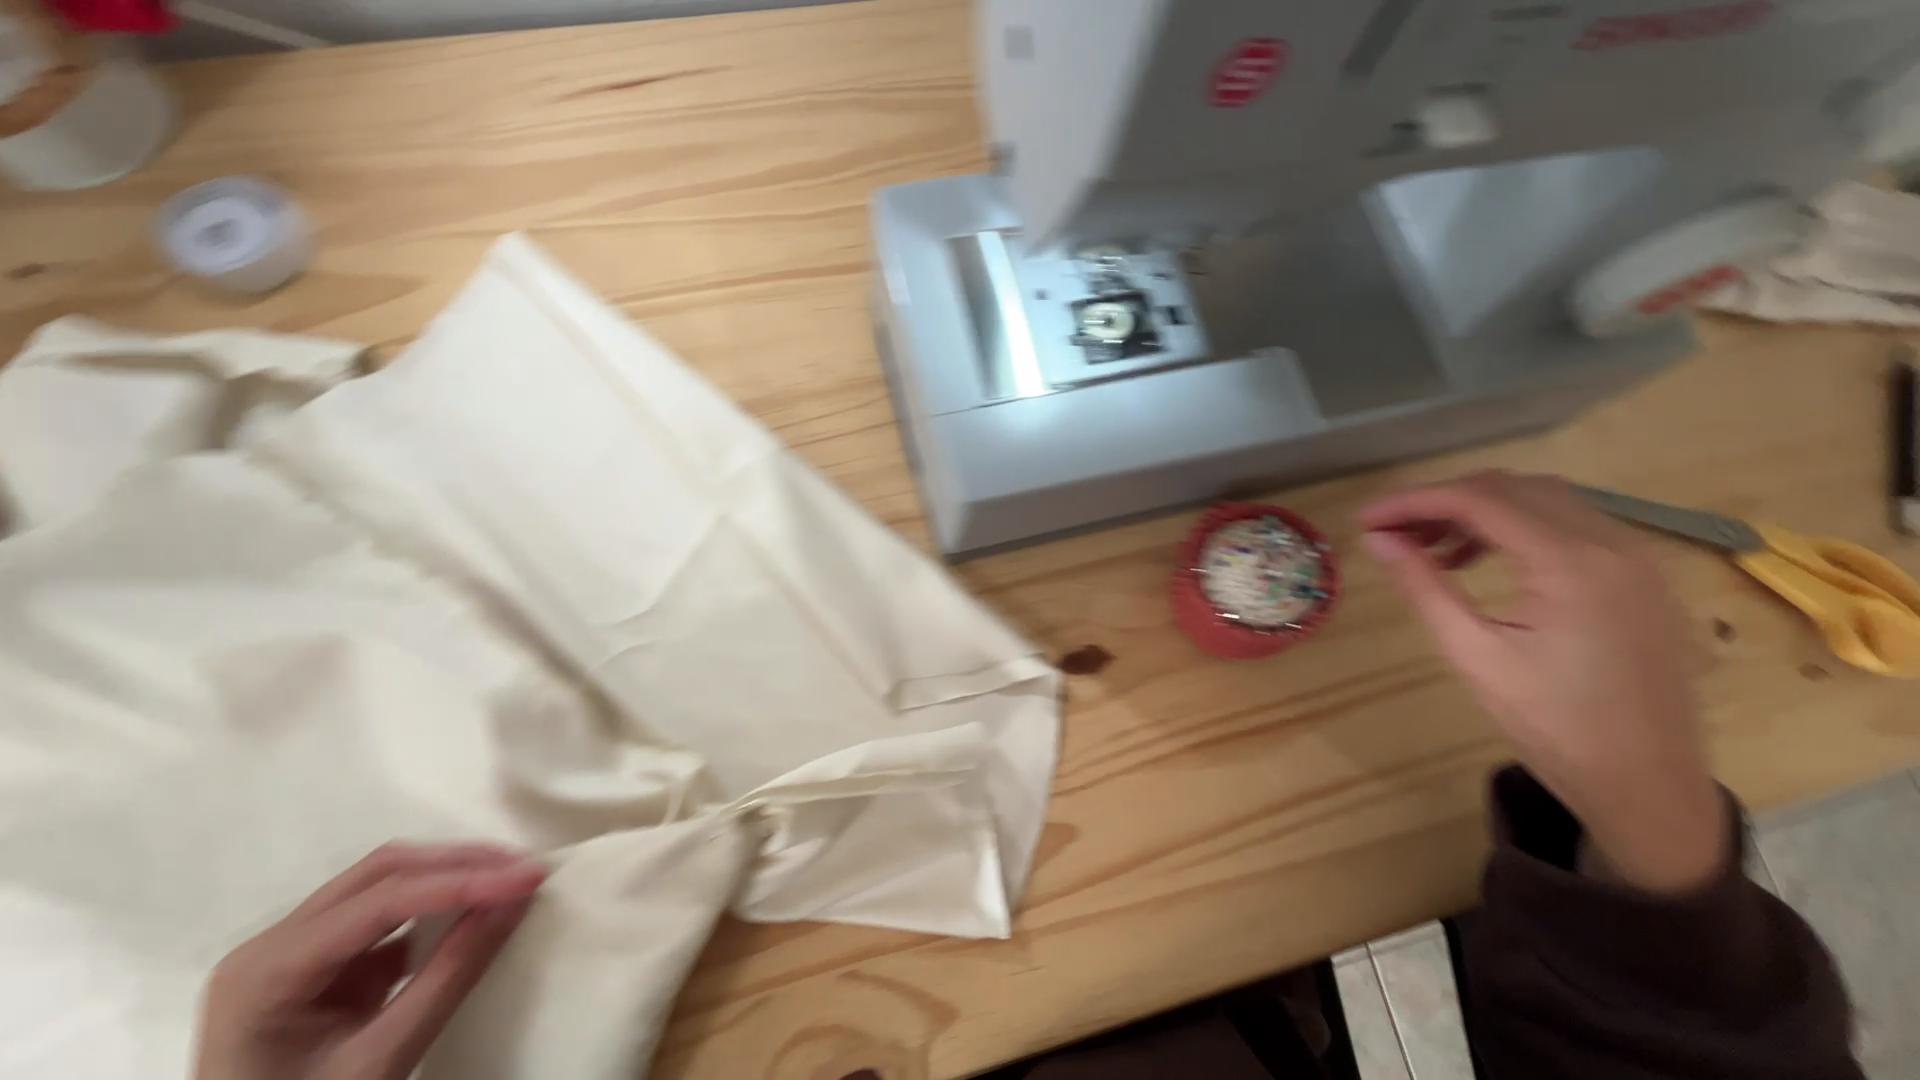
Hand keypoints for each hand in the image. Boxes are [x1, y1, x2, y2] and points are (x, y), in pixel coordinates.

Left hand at [194, 843, 547, 1079]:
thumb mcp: (382, 1058)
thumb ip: (450, 976)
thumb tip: (515, 901)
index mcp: (268, 968)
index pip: (382, 900)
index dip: (462, 882)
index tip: (530, 876)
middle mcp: (271, 942)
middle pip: (379, 875)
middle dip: (458, 864)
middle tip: (524, 869)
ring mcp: (291, 950)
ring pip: (382, 883)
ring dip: (449, 875)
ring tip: (509, 877)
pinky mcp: (319, 963)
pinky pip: (382, 914)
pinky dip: (433, 905)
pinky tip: (473, 906)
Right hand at [1360, 471, 1728, 894]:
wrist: (1648, 784)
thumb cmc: (1553, 726)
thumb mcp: (1474, 655)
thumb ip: (1424, 587)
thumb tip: (1379, 540)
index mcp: (1572, 562)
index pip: (1480, 499)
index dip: (1414, 501)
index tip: (1366, 520)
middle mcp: (1612, 542)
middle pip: (1512, 488)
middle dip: (1443, 500)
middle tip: (1392, 533)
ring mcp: (1636, 557)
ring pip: (1544, 501)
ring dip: (1481, 511)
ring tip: (1430, 546)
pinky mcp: (1642, 576)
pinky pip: (1571, 525)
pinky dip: (1518, 528)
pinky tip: (1483, 560)